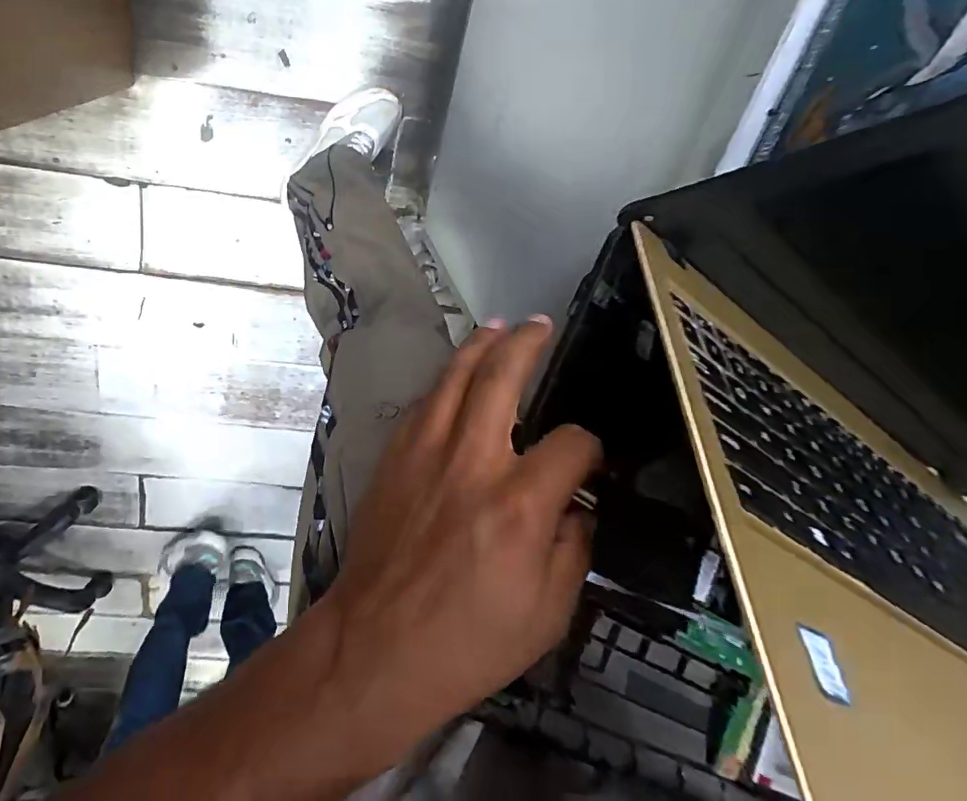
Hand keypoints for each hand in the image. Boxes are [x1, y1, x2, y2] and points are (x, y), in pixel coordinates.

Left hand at [315, 316, 602, 764]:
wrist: (376, 642)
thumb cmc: (467, 640)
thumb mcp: (548, 613)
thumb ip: (571, 548)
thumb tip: (576, 506)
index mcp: (518, 504)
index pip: (570, 444)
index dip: (590, 448)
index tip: (589, 462)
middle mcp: (470, 463)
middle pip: (500, 378)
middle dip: (525, 343)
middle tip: (538, 324)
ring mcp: (423, 453)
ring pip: (452, 379)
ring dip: (477, 347)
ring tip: (496, 326)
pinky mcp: (391, 457)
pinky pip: (423, 404)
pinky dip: (444, 383)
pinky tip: (454, 379)